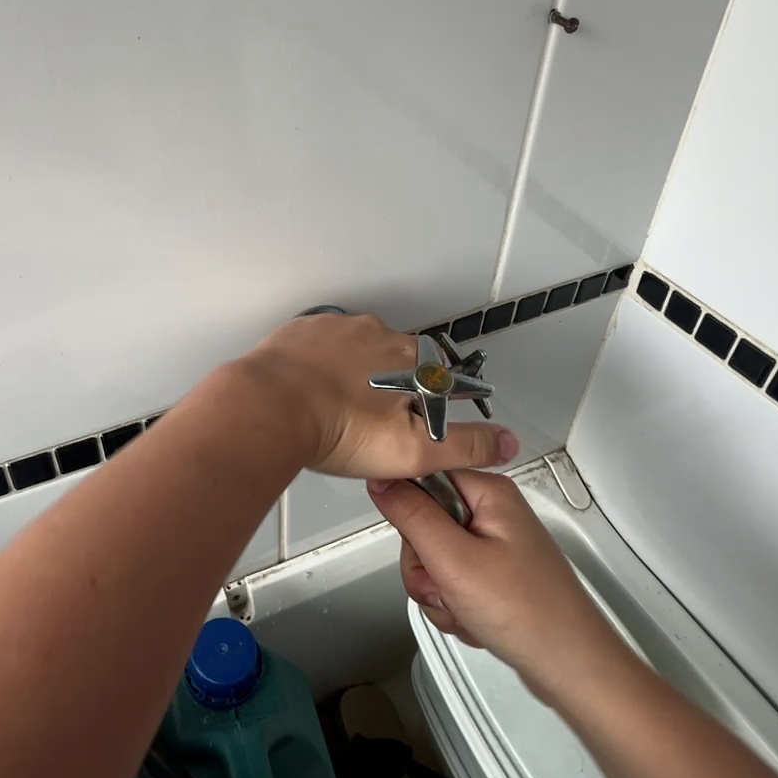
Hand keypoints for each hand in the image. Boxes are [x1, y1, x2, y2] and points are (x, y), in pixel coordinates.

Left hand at [233, 311, 515, 477]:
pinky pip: (320, 342)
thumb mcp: (414, 450)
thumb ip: (465, 446)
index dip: (434, 397)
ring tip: (340, 405)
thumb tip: (507, 444)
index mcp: (408, 358)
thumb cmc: (338, 430)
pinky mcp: (301, 330)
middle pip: (396, 358)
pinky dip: (321, 361)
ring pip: (357, 348)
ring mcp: (335, 327)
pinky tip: (312, 386)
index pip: (439, 372)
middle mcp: (376, 333)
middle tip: (374, 418)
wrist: (269, 409)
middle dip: (392, 384)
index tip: (421, 414)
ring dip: (355, 369)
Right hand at [368, 471, 624, 679]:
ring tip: (464, 609)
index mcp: (488, 491)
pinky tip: (473, 620)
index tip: (418, 543)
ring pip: (433, 558)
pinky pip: (450, 581)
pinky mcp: (493, 573)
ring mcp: (493, 545)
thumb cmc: (529, 614)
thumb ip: (411, 515)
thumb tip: (381, 480)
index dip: (409, 511)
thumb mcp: (454, 560)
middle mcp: (491, 512)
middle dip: (425, 565)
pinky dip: (453, 605)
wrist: (573, 670)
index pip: (422, 476)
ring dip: (438, 591)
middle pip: (423, 522)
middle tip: (446, 586)